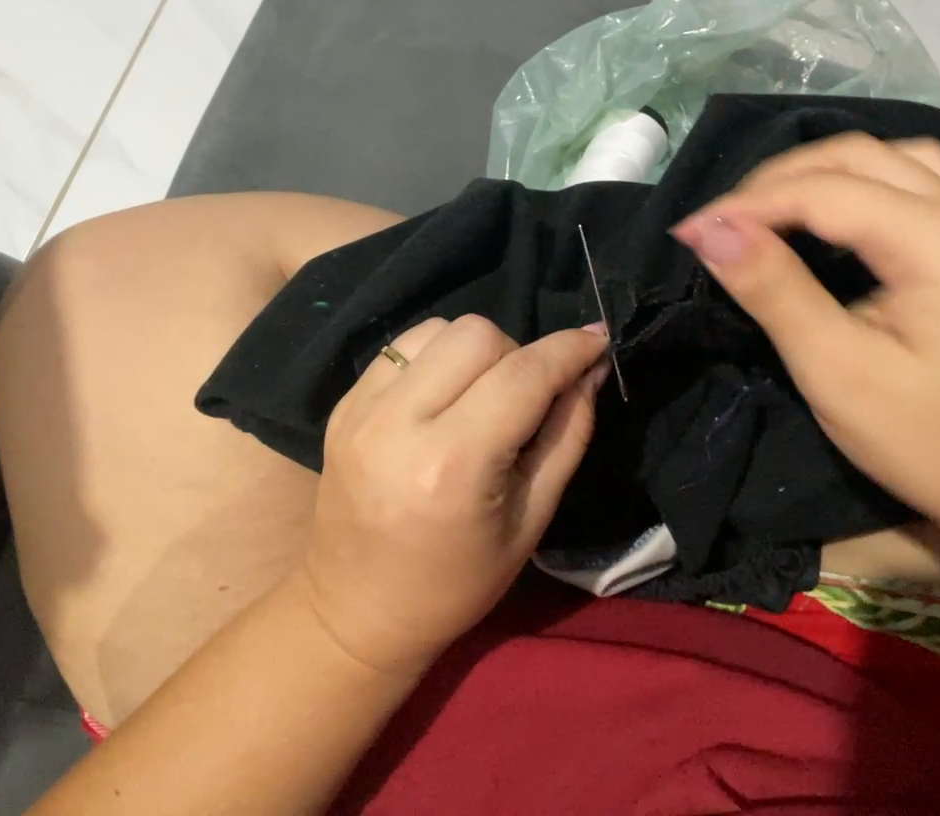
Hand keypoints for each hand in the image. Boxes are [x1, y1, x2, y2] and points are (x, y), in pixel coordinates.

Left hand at [298, 315, 609, 675]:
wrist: (357, 610)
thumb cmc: (457, 583)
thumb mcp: (531, 520)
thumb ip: (567, 435)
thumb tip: (591, 369)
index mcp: (452, 465)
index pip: (522, 375)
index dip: (568, 350)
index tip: (597, 342)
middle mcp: (397, 424)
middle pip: (475, 334)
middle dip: (516, 354)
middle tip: (523, 399)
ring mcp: (360, 410)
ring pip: (435, 330)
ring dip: (472, 352)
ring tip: (478, 399)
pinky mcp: (341, 406)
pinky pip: (399, 350)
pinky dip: (433, 361)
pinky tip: (439, 402)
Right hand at [671, 133, 939, 544]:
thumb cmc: (932, 442)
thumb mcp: (839, 371)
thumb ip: (775, 291)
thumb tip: (710, 230)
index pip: (824, 190)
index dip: (747, 204)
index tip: (688, 232)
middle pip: (861, 156)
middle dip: (780, 179)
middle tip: (722, 222)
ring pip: (895, 160)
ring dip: (825, 172)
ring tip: (771, 209)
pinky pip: (921, 184)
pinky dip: (865, 183)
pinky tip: (839, 213)